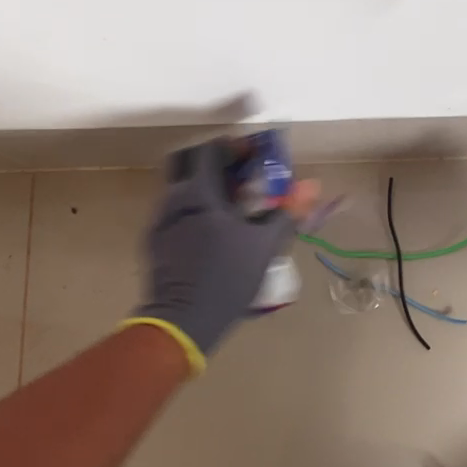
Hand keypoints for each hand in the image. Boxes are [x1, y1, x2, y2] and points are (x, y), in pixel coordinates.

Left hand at [129, 139, 318, 372]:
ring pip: (178, 190)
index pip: (208, 151)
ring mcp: (159, 222)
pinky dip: (192, 213)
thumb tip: (312, 187)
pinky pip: (174, 215)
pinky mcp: (155, 243)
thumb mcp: (264, 246)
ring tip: (228, 209)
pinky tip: (211, 235)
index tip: (249, 155)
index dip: (230, 147)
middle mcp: (173, 199)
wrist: (184, 319)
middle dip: (209, 162)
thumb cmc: (227, 277)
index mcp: (199, 194)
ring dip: (202, 189)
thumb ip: (286, 213)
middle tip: (234, 176)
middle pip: (184, 163)